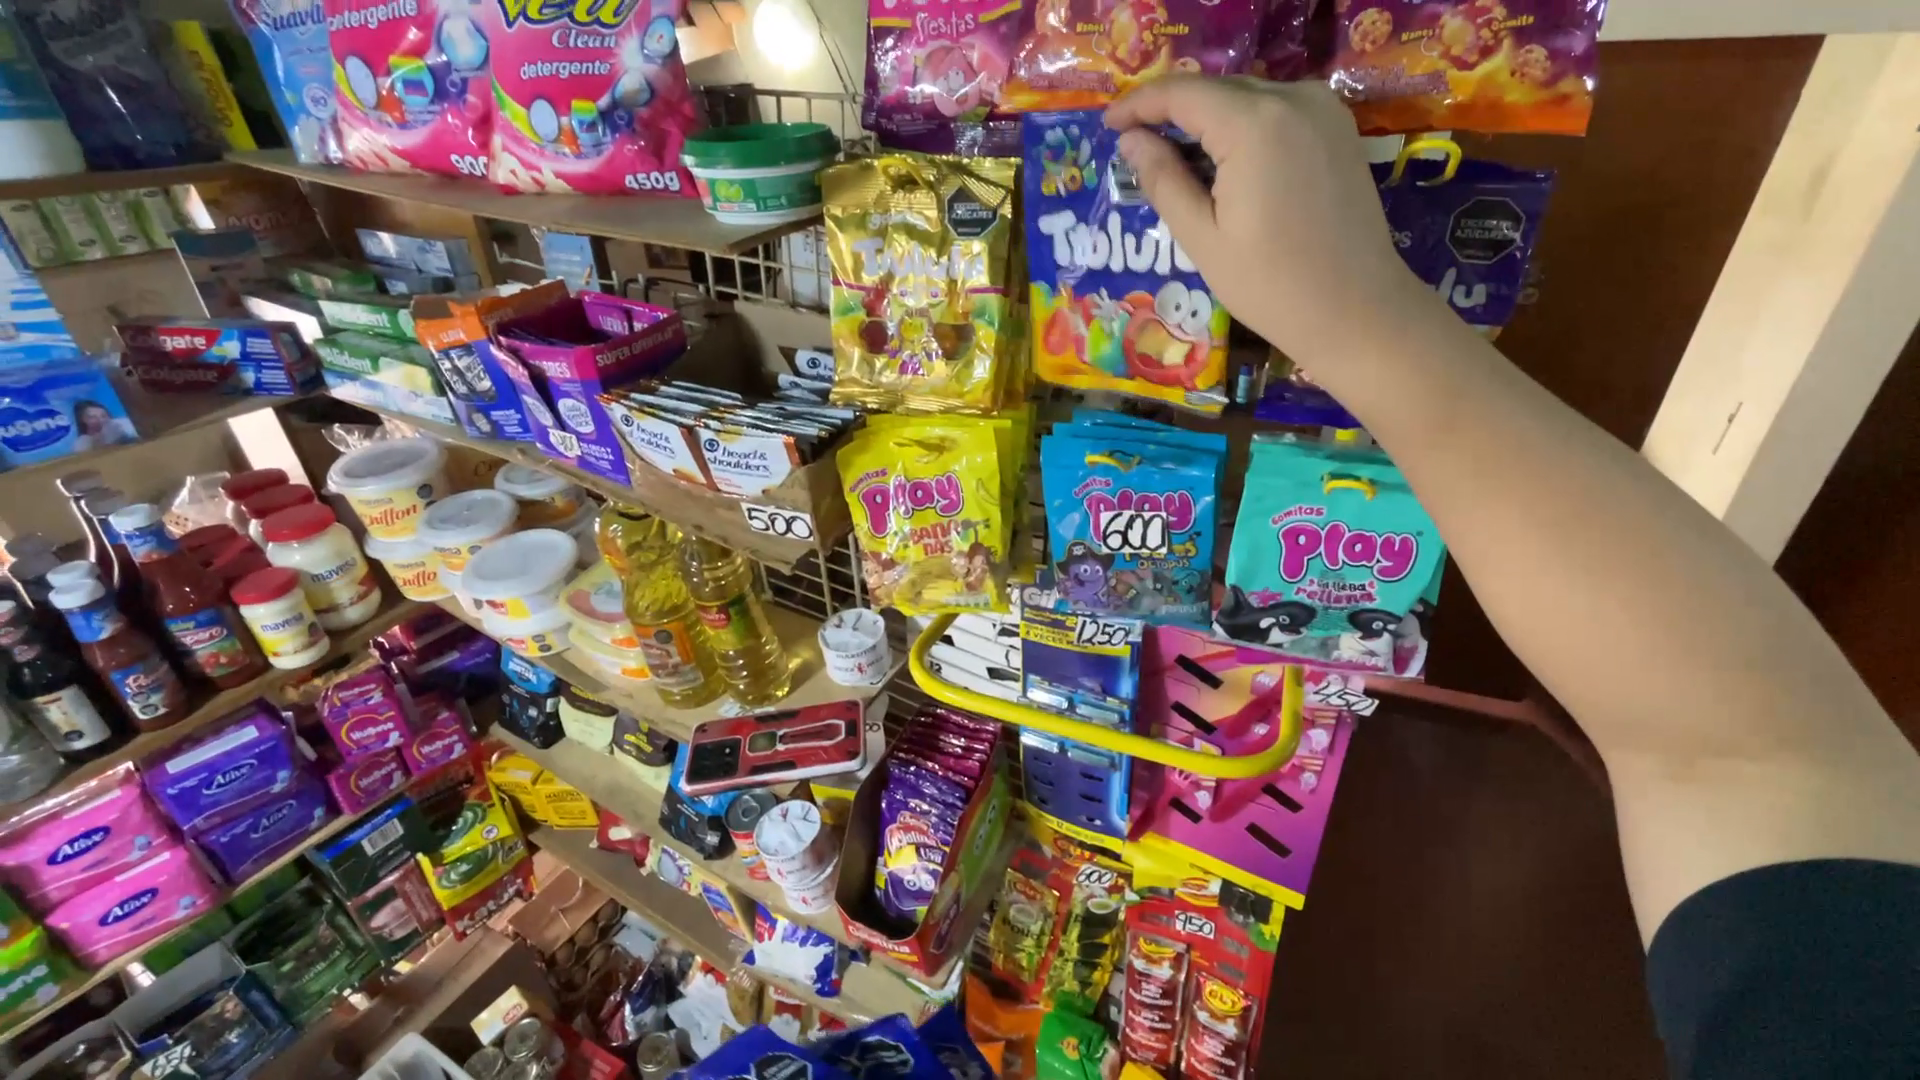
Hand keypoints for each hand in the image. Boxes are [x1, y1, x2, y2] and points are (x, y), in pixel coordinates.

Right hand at [1104, 76, 1422, 356]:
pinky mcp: (1337, 127)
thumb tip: (1131, 141)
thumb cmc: (1270, 285)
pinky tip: (1220, 160)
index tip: (1107, 124)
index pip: (1183, 93)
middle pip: (1216, 89)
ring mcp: (1322, 109)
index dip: (1139, 104)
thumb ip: (1164, 180)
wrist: (1355, 308)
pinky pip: (1275, 110)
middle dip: (1171, 110)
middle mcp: (1293, 99)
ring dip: (1205, 118)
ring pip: (1245, 97)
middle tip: (1133, 144)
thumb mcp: (1203, 238)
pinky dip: (1240, 125)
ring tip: (1171, 155)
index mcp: (1254, 126)